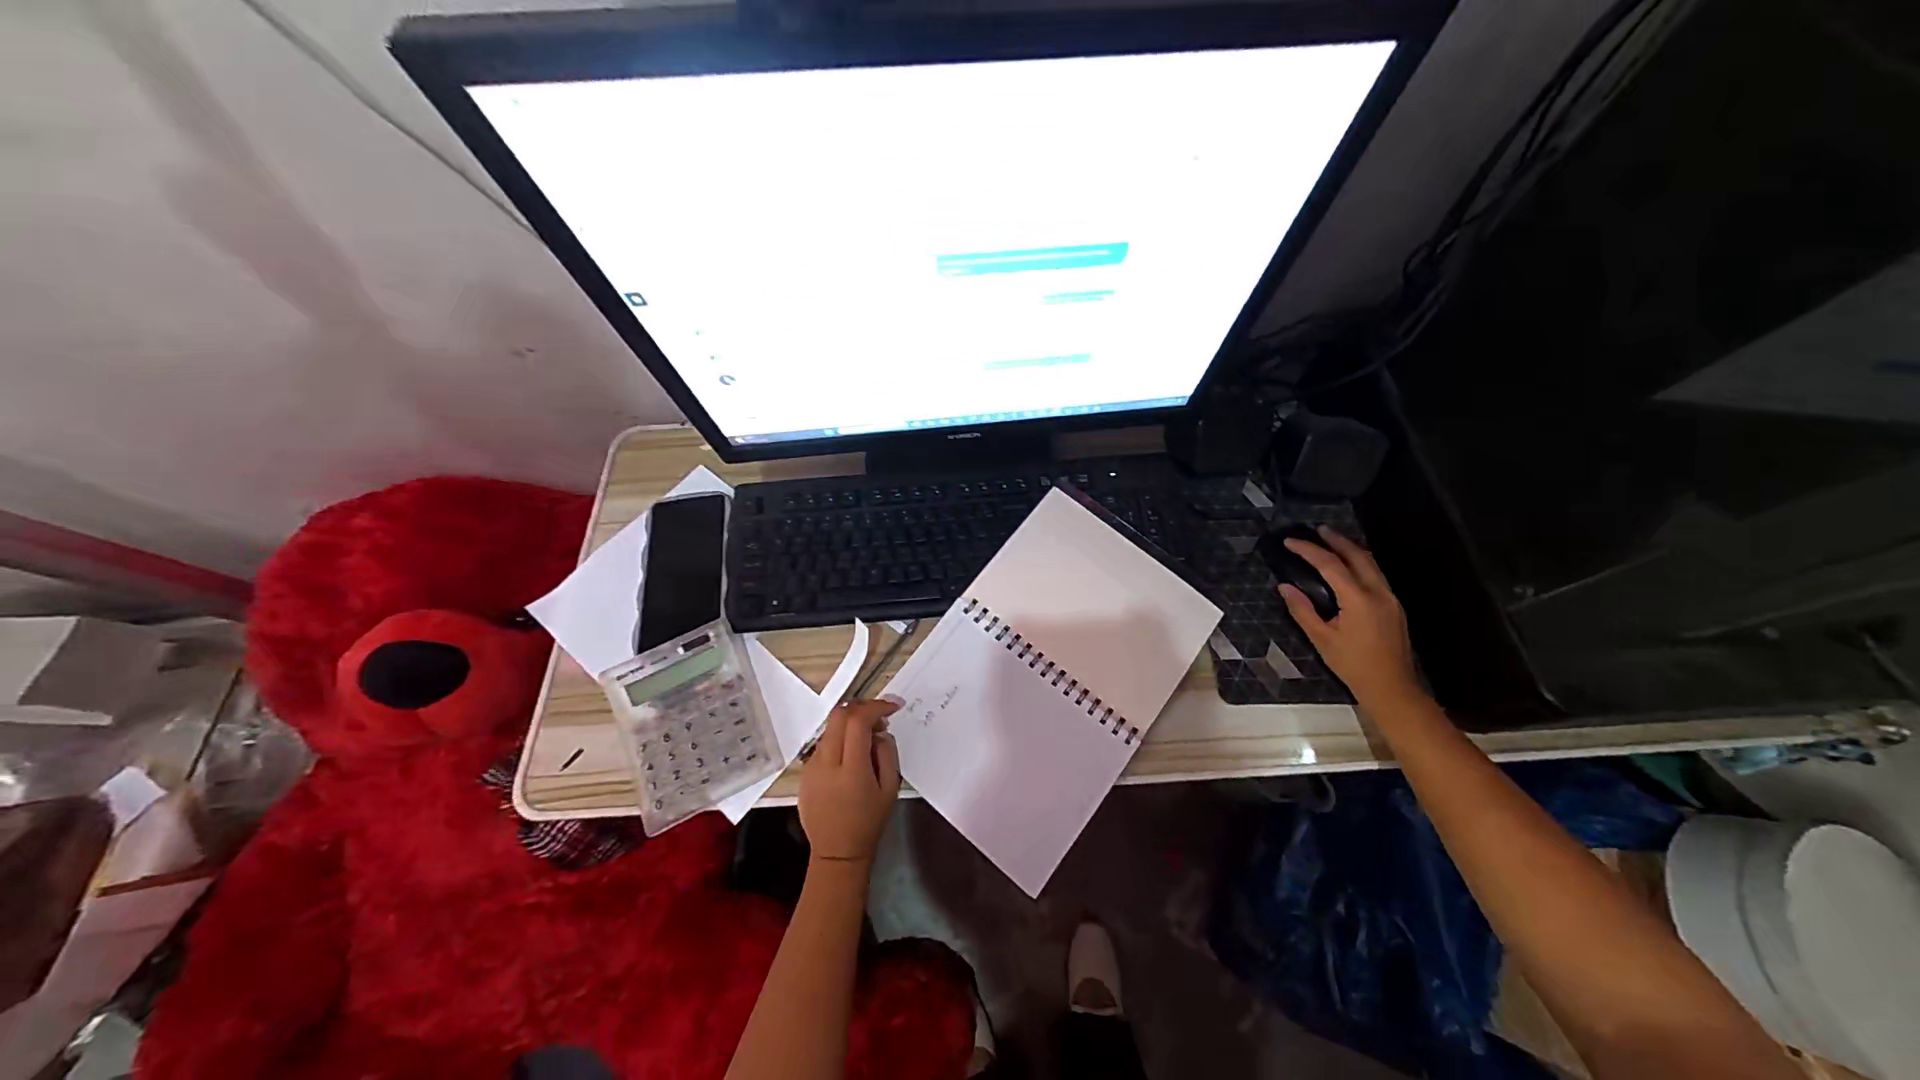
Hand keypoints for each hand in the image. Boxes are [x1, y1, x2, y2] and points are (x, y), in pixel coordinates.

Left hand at [798, 699, 901, 864]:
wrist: (837, 851)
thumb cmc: (869, 822)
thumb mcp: (890, 788)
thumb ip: (887, 753)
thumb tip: (879, 730)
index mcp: (851, 770)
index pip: (858, 722)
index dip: (877, 707)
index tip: (893, 707)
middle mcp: (826, 764)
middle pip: (838, 716)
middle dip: (862, 708)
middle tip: (880, 717)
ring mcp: (811, 767)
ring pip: (830, 728)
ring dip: (850, 723)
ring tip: (868, 737)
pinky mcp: (804, 772)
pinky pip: (823, 744)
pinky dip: (840, 738)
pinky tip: (852, 754)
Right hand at [1277, 526, 1420, 707]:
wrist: (1391, 687)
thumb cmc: (1352, 665)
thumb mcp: (1321, 639)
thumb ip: (1302, 610)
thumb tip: (1285, 587)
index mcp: (1358, 599)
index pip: (1330, 565)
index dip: (1309, 550)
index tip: (1290, 542)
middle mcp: (1378, 592)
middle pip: (1357, 555)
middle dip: (1336, 540)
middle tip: (1317, 530)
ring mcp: (1390, 598)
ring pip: (1371, 563)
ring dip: (1350, 549)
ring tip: (1332, 541)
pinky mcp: (1393, 606)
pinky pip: (1376, 575)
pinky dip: (1360, 563)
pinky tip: (1348, 567)